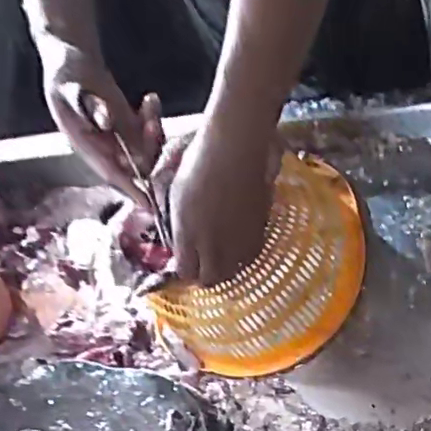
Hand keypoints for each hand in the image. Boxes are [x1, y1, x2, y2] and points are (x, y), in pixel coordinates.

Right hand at [42, 40, 162, 202]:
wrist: (73, 63)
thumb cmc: (64, 77)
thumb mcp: (69, 89)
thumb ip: (85, 106)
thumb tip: (106, 122)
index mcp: (90, 151)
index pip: (113, 175)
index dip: (131, 189)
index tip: (148, 202)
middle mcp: (110, 152)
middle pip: (139, 166)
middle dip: (149, 148)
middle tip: (151, 124)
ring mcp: (125, 142)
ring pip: (150, 151)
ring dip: (155, 132)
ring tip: (149, 104)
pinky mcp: (135, 129)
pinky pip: (152, 134)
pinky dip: (155, 119)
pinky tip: (150, 99)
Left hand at [153, 125, 280, 285]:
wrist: (236, 150)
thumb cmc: (199, 162)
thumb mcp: (173, 192)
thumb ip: (174, 224)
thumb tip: (177, 243)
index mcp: (187, 233)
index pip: (185, 271)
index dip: (185, 268)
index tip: (186, 260)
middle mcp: (211, 246)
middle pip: (208, 279)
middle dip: (203, 274)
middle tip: (203, 261)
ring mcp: (236, 245)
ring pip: (229, 274)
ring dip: (223, 267)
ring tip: (221, 252)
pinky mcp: (257, 238)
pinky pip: (247, 260)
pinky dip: (241, 257)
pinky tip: (237, 242)